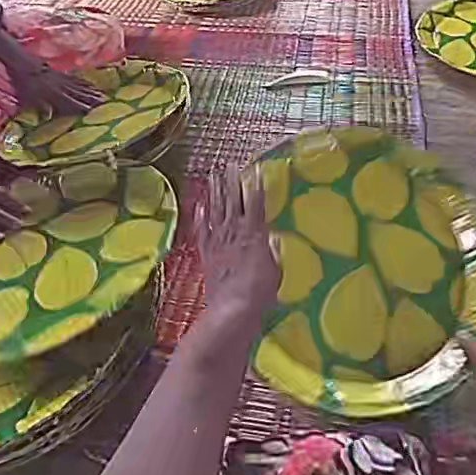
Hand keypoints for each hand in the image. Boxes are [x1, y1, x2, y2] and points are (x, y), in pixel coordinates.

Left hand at [11, 61, 104, 115]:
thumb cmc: (21, 82)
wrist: (21, 62)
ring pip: (80, 87)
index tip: (92, 113)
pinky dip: (86, 83)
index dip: (80, 109)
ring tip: (103, 97)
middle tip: (104, 105)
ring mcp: (63, 80)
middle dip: (91, 101)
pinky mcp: (63, 74)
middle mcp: (60, 88)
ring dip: (92, 92)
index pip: (68, 104)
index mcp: (50, 95)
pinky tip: (92, 85)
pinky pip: (77, 80)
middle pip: (78, 95)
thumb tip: (49, 116)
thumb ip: (38, 108)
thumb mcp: (25, 98)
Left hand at [197, 166, 279, 327]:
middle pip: (233, 200)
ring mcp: (218, 241)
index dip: (256, 185)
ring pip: (216, 210)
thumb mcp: (275, 268)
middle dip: (232, 181)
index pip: (256, 202)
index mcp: (255, 232)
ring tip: (214, 175)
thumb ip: (272, 250)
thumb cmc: (260, 291)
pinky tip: (200, 204)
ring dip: (215, 192)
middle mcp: (234, 231)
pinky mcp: (206, 253)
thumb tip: (271, 238)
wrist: (232, 309)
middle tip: (230, 164)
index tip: (256, 169)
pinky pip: (202, 230)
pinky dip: (200, 217)